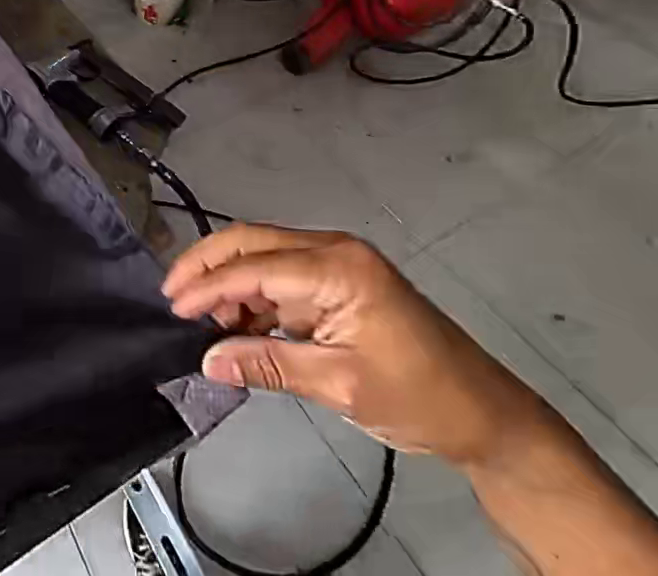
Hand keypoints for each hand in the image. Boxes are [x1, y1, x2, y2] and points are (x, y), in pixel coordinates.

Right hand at [162, 224, 548, 467]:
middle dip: (208, 265)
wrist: (485, 415)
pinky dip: (252, 297)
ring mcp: (335, 263)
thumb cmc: (421, 397)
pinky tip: (236, 324)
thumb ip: (270, 364)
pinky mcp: (335, 281)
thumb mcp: (341, 385)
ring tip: (202, 320)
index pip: (256, 266)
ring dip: (229, 284)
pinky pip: (279, 277)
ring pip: (262, 257)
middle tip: (172, 295)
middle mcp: (333, 250)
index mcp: (339, 267)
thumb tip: (209, 360)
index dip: (209, 285)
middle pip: (253, 242)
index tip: (174, 306)